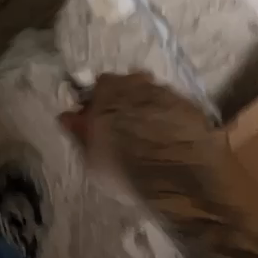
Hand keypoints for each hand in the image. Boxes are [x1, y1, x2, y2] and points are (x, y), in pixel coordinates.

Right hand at [59, 73, 257, 257]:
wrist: (179, 176)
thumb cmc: (126, 166)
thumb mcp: (92, 157)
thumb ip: (78, 132)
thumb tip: (65, 116)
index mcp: (107, 88)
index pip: (98, 86)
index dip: (98, 102)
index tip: (98, 118)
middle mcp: (137, 81)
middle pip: (128, 85)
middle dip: (125, 99)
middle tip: (125, 124)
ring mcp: (167, 91)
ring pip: (153, 94)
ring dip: (150, 107)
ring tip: (151, 132)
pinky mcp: (192, 106)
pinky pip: (176, 107)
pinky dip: (172, 118)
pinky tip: (173, 137)